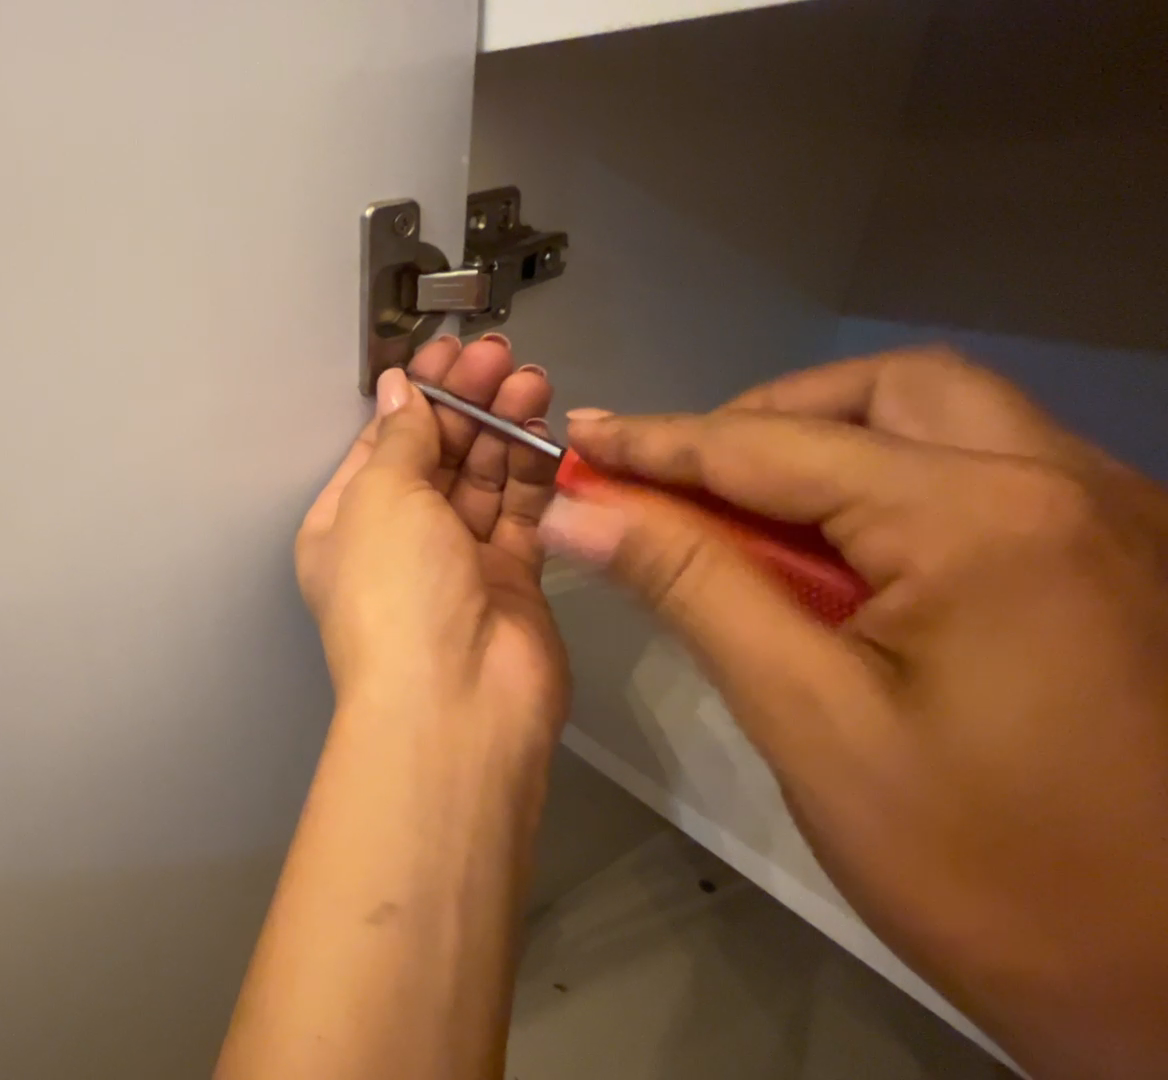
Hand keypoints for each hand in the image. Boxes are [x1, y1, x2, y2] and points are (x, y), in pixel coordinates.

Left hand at [297, 335, 568, 751]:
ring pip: (482, 479)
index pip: (379, 446)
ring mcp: (454, 561)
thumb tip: (398, 388)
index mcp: (343, 525)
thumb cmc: (395, 589)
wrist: (456, 702)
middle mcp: (396, 542)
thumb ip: (399, 439)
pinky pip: (522, 511)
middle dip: (464, 403)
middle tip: (499, 354)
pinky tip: (547, 425)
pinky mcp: (511, 578)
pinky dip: (534, 470)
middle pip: (434, 456)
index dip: (413, 395)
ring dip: (502, 427)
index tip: (447, 350)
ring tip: (530, 377)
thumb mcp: (380, 499)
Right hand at [543, 348, 1167, 1078]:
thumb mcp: (804, 716)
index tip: (578, 439)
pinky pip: (980, 476)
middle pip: (884, 392)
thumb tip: (576, 513)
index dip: (659, 443)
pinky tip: (826, 560)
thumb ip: (688, 586)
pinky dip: (878, 486)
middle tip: (673, 483)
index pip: (774, 446)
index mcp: (987, 521)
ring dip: (821, 445)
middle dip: (759, 420)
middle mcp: (1069, 487)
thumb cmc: (975, 863)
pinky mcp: (1119, 566)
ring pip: (942, 422)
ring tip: (737, 518)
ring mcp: (1114, 524)